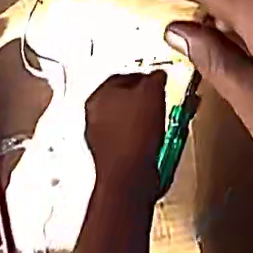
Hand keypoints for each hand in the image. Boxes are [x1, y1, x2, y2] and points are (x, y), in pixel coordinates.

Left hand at [77, 73, 166, 252]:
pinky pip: (127, 140)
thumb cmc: (134, 133)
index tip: (155, 80)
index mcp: (97, 96)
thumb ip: (155, 77)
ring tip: (159, 118)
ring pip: (125, 120)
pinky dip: (140, 137)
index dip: (143, 77)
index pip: (122, 76)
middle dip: (142, 98)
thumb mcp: (153, 92)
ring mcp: (99, 140)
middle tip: (158, 98)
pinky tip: (153, 138)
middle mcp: (93, 117)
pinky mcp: (109, 160)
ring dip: (142, 118)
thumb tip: (157, 76)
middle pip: (122, 99)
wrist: (130, 176)